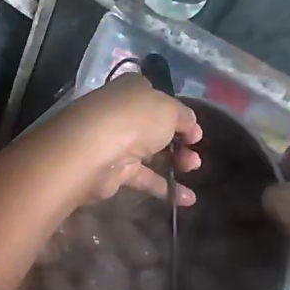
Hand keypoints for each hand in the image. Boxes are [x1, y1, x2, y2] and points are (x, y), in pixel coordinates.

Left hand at [47, 72, 200, 203]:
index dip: (178, 113)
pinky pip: (144, 177)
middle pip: (155, 127)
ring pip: (151, 152)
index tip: (194, 130)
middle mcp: (122, 112)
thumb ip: (184, 117)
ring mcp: (116, 141)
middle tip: (194, 152)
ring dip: (175, 161)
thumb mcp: (170, 109)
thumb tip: (191, 126)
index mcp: (133, 89)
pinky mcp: (114, 170)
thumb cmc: (135, 119)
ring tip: (193, 167)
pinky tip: (187, 200)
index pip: (157, 97)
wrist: (95, 151)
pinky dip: (165, 188)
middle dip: (179, 140)